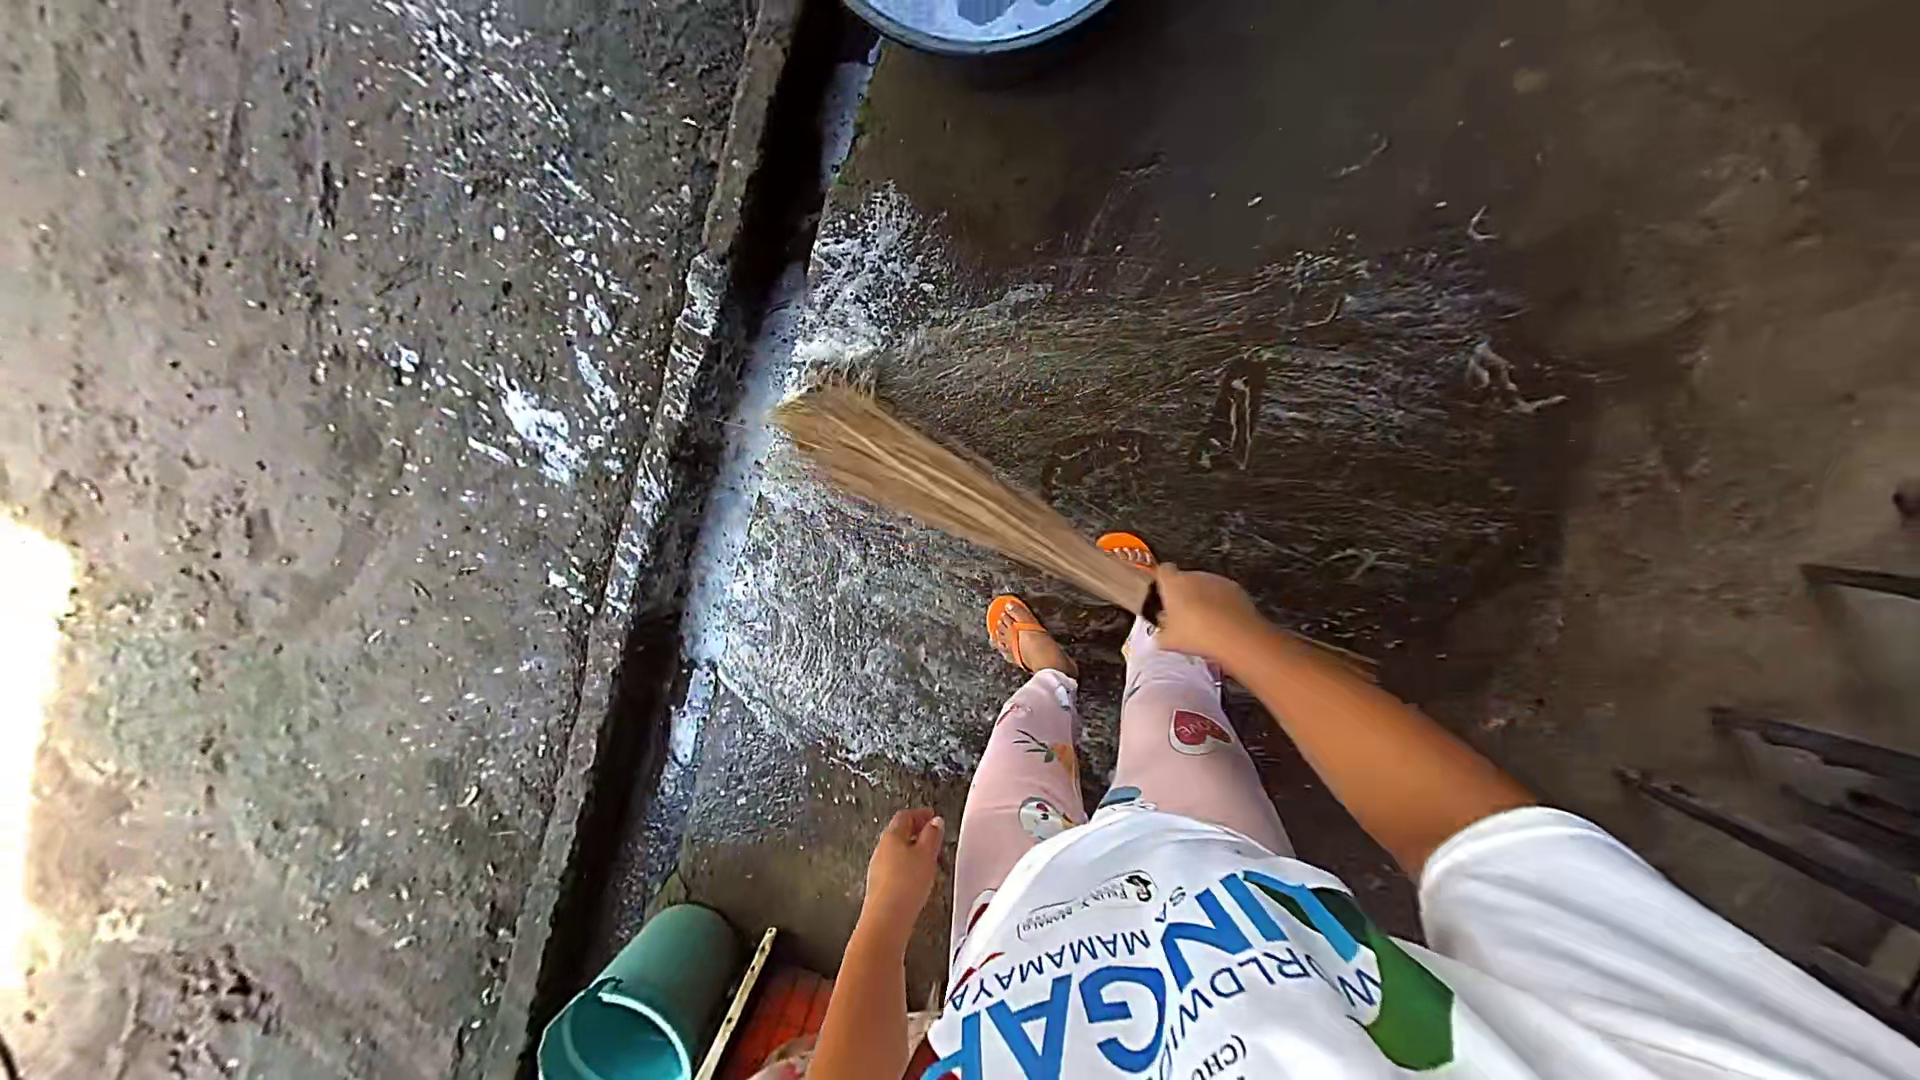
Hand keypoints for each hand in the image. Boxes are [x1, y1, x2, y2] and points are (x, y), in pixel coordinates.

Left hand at [860, 808, 944, 940]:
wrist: (886, 920)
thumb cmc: (905, 885)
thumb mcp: (927, 854)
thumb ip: (932, 834)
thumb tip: (936, 822)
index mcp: (892, 836)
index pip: (905, 816)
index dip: (921, 814)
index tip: (931, 815)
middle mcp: (881, 849)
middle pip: (900, 832)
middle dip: (917, 831)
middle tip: (932, 834)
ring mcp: (878, 868)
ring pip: (897, 851)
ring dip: (913, 850)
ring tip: (929, 857)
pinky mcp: (880, 886)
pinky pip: (895, 868)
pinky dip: (907, 866)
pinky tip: (917, 878)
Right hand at [1150, 563, 1275, 669]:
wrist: (1236, 637)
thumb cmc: (1198, 634)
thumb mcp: (1169, 640)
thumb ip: (1161, 633)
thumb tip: (1161, 635)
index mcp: (1173, 584)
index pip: (1163, 571)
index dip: (1162, 581)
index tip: (1162, 592)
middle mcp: (1194, 576)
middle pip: (1184, 580)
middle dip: (1182, 594)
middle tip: (1182, 616)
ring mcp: (1216, 581)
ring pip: (1204, 586)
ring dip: (1201, 598)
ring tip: (1203, 622)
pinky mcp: (1235, 589)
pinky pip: (1222, 593)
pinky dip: (1220, 603)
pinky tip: (1220, 622)